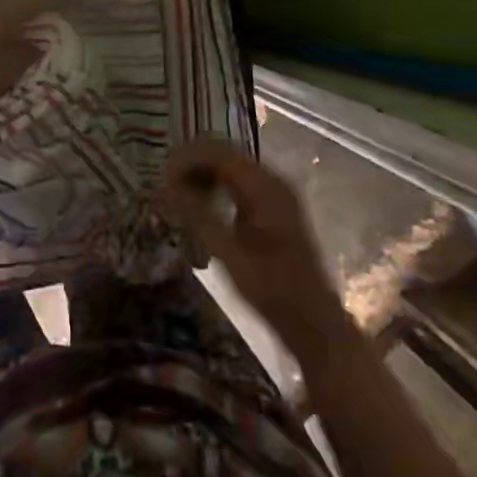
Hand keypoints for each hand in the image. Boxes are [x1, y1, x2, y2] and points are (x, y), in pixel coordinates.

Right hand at [162, 138, 348, 349]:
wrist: (313, 323)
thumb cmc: (271, 291)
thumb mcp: (228, 254)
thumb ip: (197, 215)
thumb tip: (166, 185)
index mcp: (266, 187)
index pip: (220, 153)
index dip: (188, 157)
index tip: (162, 173)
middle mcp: (274, 181)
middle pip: (226, 154)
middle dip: (194, 163)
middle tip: (165, 182)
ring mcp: (278, 194)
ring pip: (232, 167)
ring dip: (203, 174)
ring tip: (177, 192)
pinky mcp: (275, 208)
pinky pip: (240, 182)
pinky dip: (217, 186)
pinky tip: (200, 203)